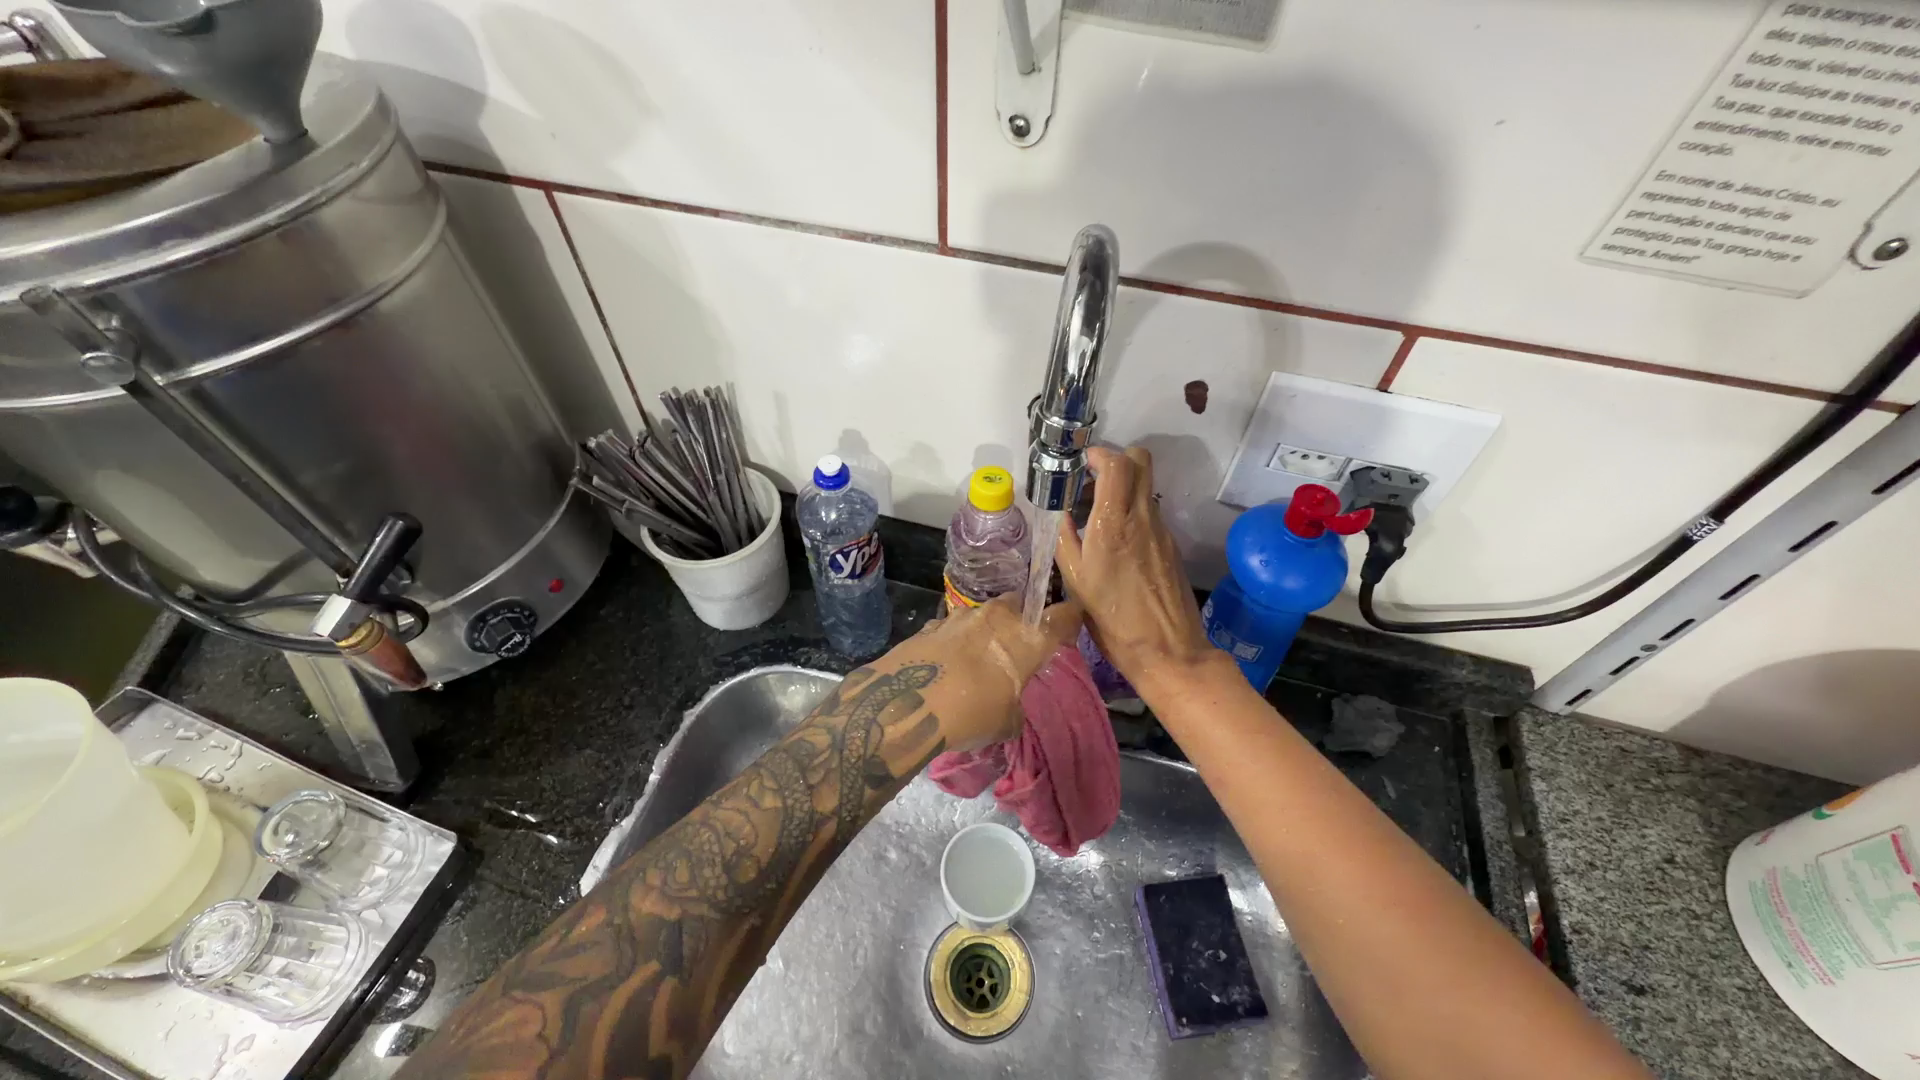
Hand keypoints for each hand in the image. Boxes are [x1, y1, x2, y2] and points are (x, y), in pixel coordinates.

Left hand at [885, 592, 1082, 750]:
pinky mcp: (929, 625)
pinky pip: (952, 628)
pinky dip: (955, 642)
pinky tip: (948, 665)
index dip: (1070, 620)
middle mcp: (997, 616)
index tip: (1069, 628)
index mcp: (1027, 637)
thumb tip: (1009, 706)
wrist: (905, 704)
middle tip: (1018, 645)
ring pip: (983, 615)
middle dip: (1022, 619)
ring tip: (979, 659)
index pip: (1063, 616)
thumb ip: (1015, 706)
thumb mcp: (1006, 722)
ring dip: (985, 631)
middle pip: (1019, 604)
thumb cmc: (970, 713)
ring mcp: (959, 616)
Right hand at [1055, 446, 1219, 695]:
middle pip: (1141, 461)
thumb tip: (1062, 513)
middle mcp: (1142, 518)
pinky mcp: (1170, 546)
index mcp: (1113, 524)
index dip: (1099, 453)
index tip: (1082, 463)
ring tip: (1097, 515)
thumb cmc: (1112, 620)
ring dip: (1123, 488)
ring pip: (1145, 488)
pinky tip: (1116, 542)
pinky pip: (1149, 513)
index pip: (1117, 464)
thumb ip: (1065, 539)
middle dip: (1116, 460)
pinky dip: (1131, 513)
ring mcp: (1161, 530)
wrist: (1167, 650)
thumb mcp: (1075, 580)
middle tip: (1091, 481)